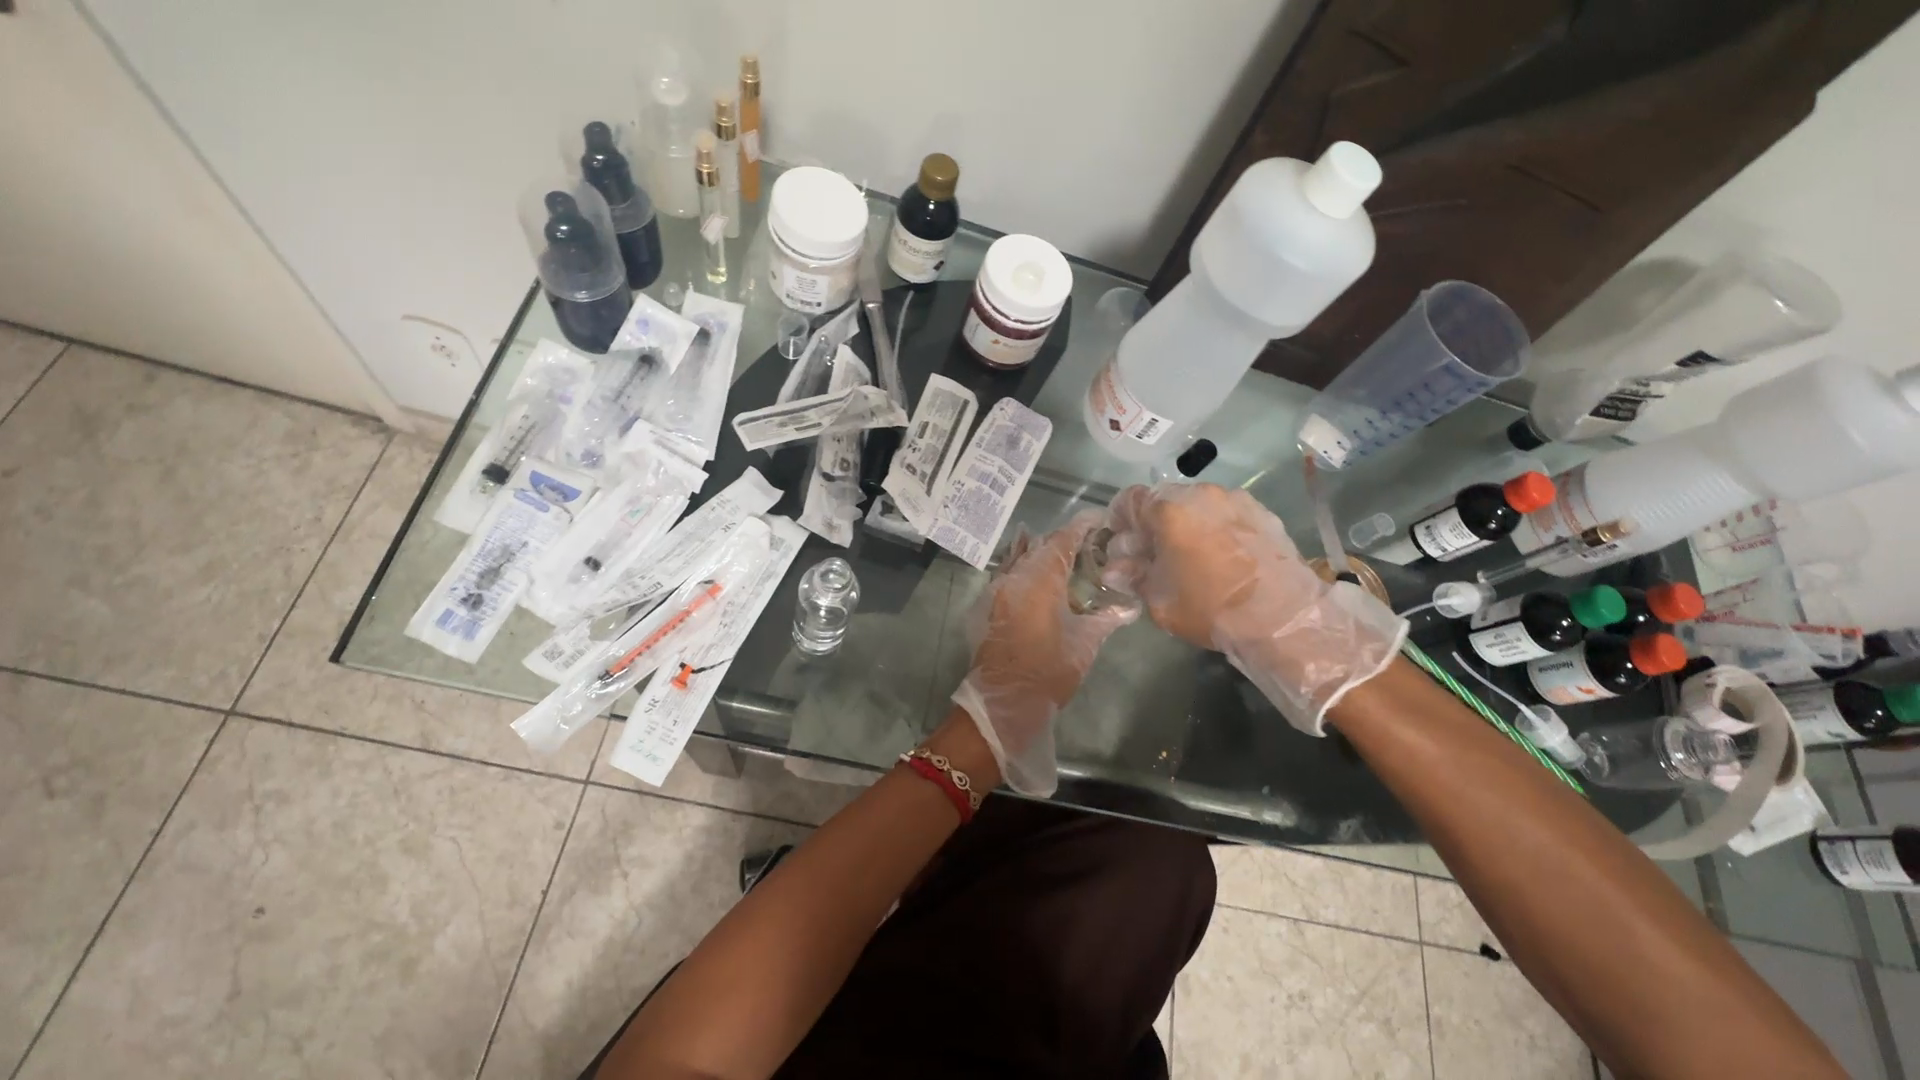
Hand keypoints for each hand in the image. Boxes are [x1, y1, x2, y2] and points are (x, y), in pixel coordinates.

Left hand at [953, 512, 1137, 795]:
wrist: (1002, 702)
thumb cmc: (1047, 671)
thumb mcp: (1085, 644)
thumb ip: (1107, 618)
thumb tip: (1131, 605)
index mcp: (1039, 578)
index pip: (1063, 540)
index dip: (1082, 527)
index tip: (1100, 520)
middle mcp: (1015, 576)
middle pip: (1041, 546)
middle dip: (1064, 541)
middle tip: (1091, 543)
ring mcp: (997, 590)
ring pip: (1022, 558)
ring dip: (1042, 552)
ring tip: (1067, 554)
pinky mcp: (988, 606)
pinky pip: (1008, 573)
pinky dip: (1023, 566)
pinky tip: (1033, 568)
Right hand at [1105, 483, 1407, 734]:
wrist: (1283, 618)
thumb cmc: (1212, 610)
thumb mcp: (1161, 602)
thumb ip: (1134, 578)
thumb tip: (1116, 569)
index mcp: (1170, 511)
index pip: (1130, 500)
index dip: (1120, 520)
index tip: (1122, 544)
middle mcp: (1202, 494)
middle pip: (1165, 500)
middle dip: (1154, 524)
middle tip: (1154, 554)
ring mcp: (1237, 501)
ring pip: (1199, 506)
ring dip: (1187, 525)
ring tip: (1191, 557)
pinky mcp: (1264, 513)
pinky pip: (1228, 514)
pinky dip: (1217, 529)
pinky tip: (1222, 557)